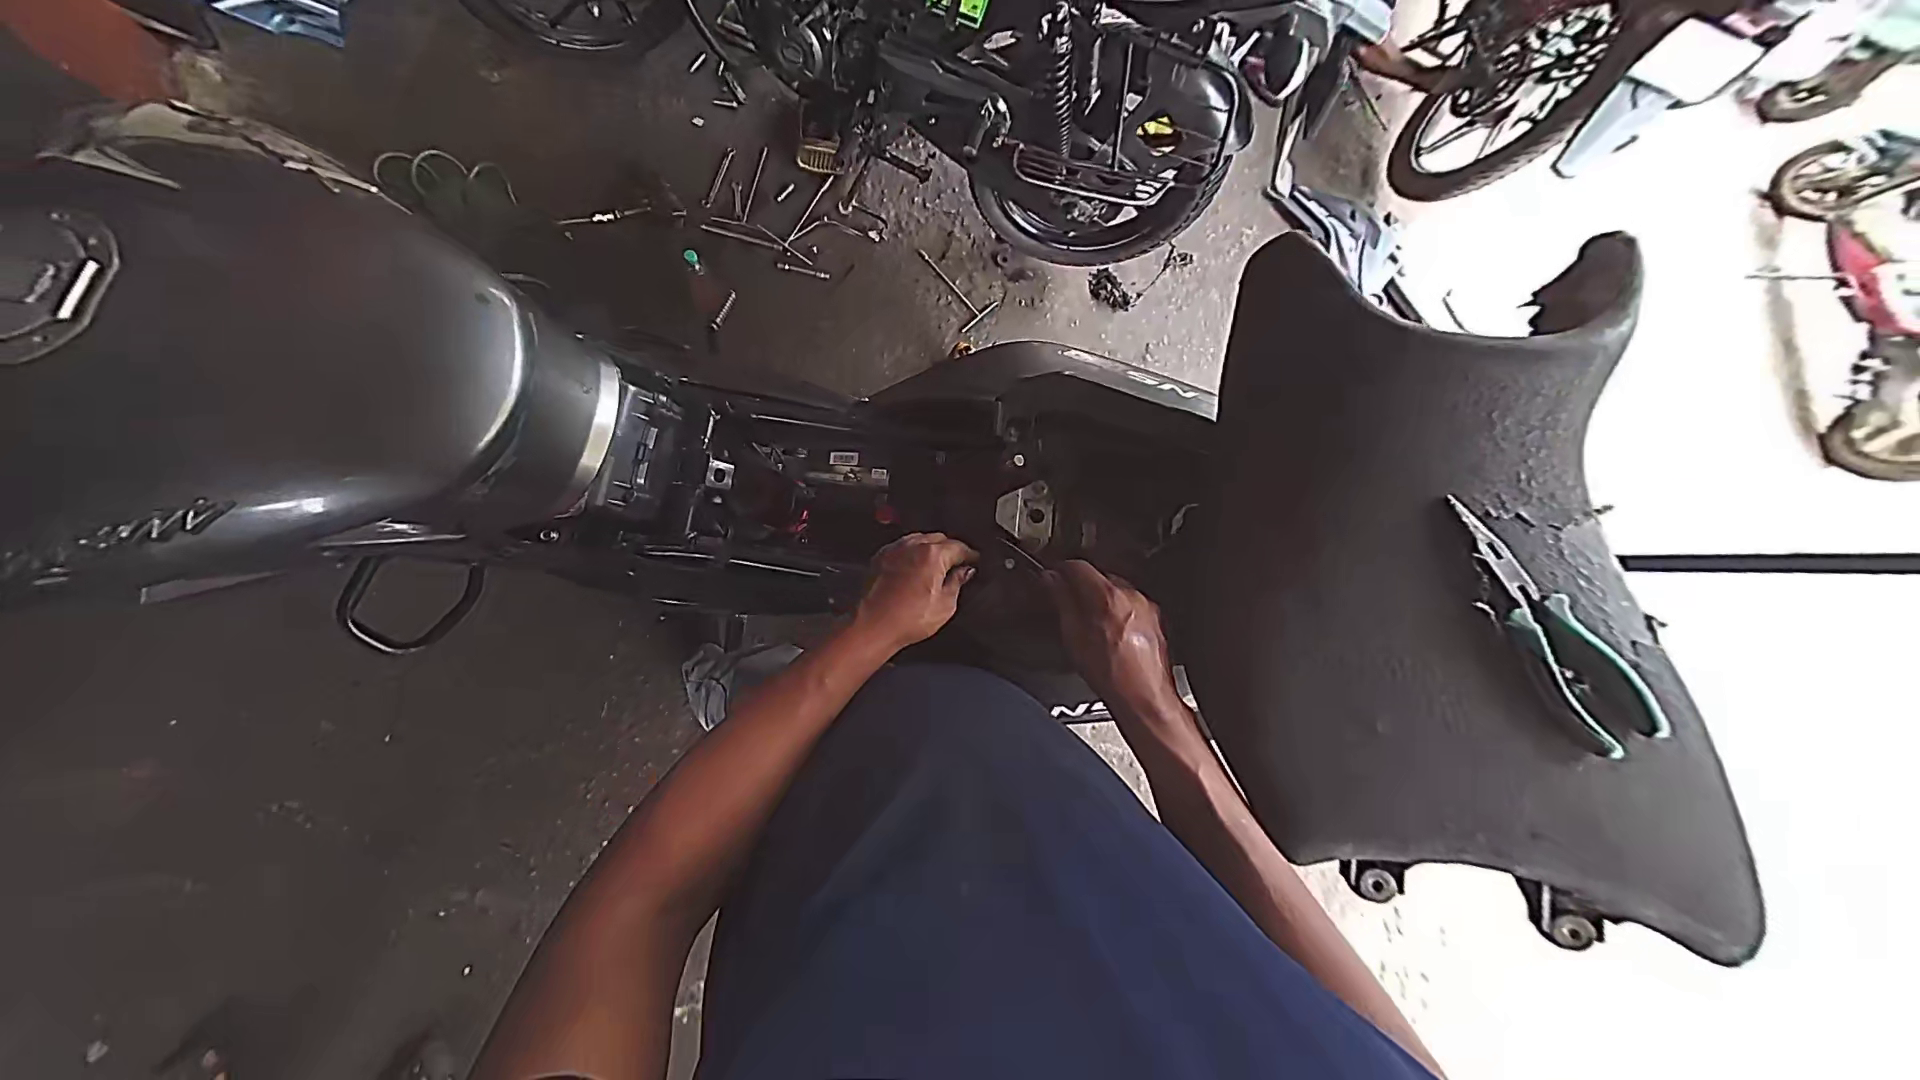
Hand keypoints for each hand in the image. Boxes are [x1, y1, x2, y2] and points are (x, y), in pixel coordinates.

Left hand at [853, 533, 977, 651]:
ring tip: (937, 566)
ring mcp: (895, 550)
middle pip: (940, 539)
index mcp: (933, 554)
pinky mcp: (881, 557)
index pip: (959, 547)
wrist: (873, 626)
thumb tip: (964, 573)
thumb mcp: (945, 605)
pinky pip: (903, 547)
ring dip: (931, 548)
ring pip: (920, 540)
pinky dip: (912, 553)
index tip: (974, 561)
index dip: (971, 555)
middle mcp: (913, 546)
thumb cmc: (905, 619)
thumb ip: (958, 583)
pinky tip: (916, 567)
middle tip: (958, 564)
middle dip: (951, 550)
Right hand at [1044, 560, 1181, 719]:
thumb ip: (1061, 602)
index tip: (1053, 576)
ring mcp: (1145, 606)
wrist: (1143, 697)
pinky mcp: (1154, 617)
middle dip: (1080, 586)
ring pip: (1114, 590)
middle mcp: (1130, 596)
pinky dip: (1116, 611)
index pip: (1079, 566)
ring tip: (1088, 623)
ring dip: (1099, 599)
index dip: (1061, 570)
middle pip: (1098, 576)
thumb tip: (1052, 581)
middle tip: (1066, 602)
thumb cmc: (1112, 675)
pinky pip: (1129, 603)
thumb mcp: (1073, 636)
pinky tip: (1108, 633)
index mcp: (1107, 597)